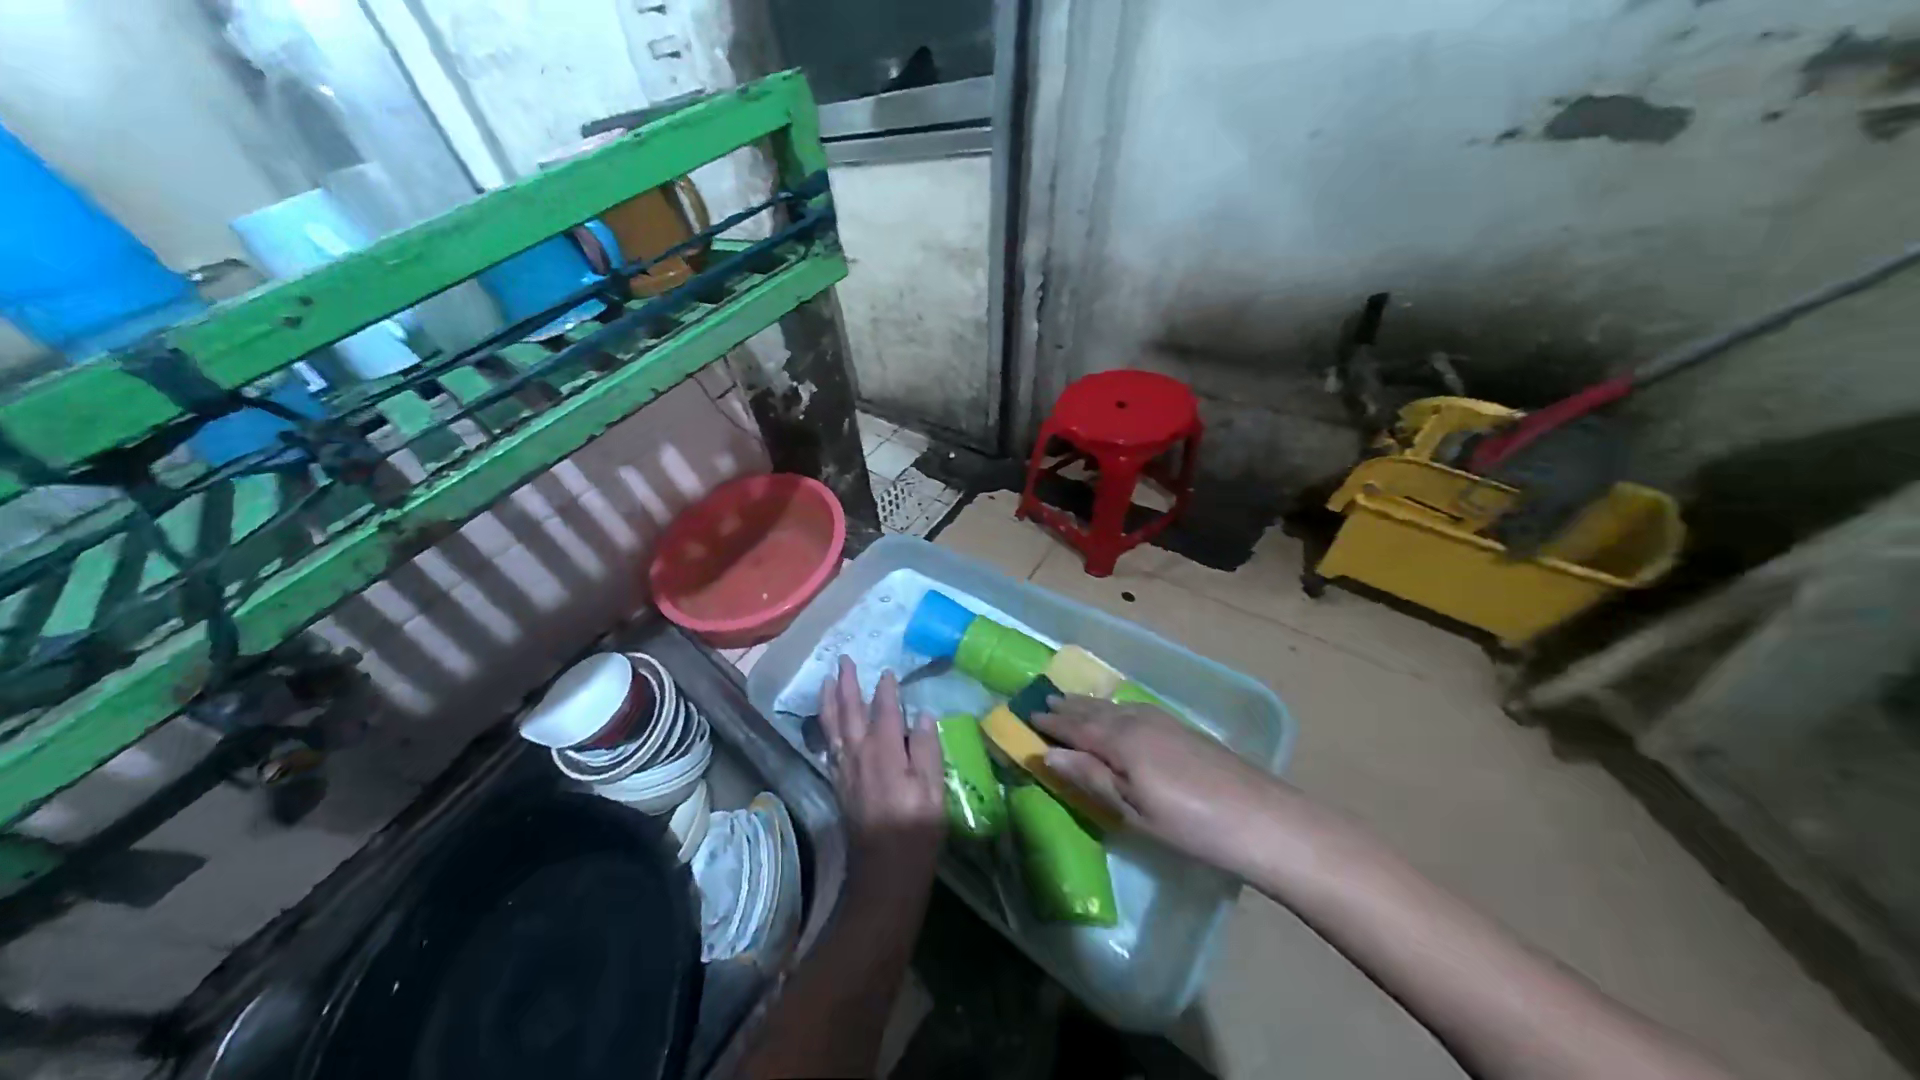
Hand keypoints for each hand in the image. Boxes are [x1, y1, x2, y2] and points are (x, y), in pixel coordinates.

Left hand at [818, 657, 944, 899]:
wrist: (884, 871)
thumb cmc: (915, 830)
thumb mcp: (932, 788)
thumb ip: (926, 748)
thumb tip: (922, 715)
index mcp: (884, 750)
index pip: (884, 709)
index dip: (887, 690)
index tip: (888, 672)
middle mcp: (858, 754)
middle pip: (849, 711)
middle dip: (846, 684)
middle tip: (843, 660)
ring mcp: (845, 769)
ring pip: (832, 726)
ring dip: (829, 700)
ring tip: (827, 681)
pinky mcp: (839, 784)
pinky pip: (829, 746)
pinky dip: (826, 728)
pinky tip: (827, 724)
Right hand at [1032, 696, 1284, 872]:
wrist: (1261, 817)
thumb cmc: (1189, 823)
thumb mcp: (1132, 810)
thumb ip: (1089, 778)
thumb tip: (1046, 753)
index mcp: (1120, 740)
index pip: (1075, 726)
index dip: (1051, 722)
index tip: (1027, 715)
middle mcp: (1137, 721)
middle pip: (1094, 711)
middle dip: (1067, 707)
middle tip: (1043, 701)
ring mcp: (1162, 721)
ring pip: (1114, 707)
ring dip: (1088, 705)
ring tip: (1070, 702)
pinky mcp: (1181, 728)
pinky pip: (1132, 709)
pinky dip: (1113, 708)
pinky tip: (1116, 713)